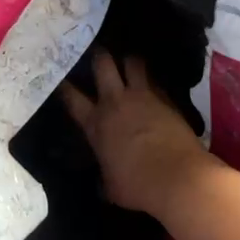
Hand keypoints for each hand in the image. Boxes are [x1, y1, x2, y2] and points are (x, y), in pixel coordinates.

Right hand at [60, 49, 215, 216]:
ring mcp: (142, 96)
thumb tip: (102, 182)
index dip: (64, 85)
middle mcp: (116, 102)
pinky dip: (150, 79)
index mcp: (96, 124)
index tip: (61, 76)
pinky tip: (151, 83)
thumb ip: (104, 176)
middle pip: (102, 63)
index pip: (72, 97)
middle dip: (98, 55)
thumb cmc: (138, 186)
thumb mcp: (111, 187)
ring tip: (127, 61)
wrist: (178, 177)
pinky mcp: (166, 98)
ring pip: (132, 62)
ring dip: (128, 60)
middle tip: (97, 53)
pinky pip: (154, 80)